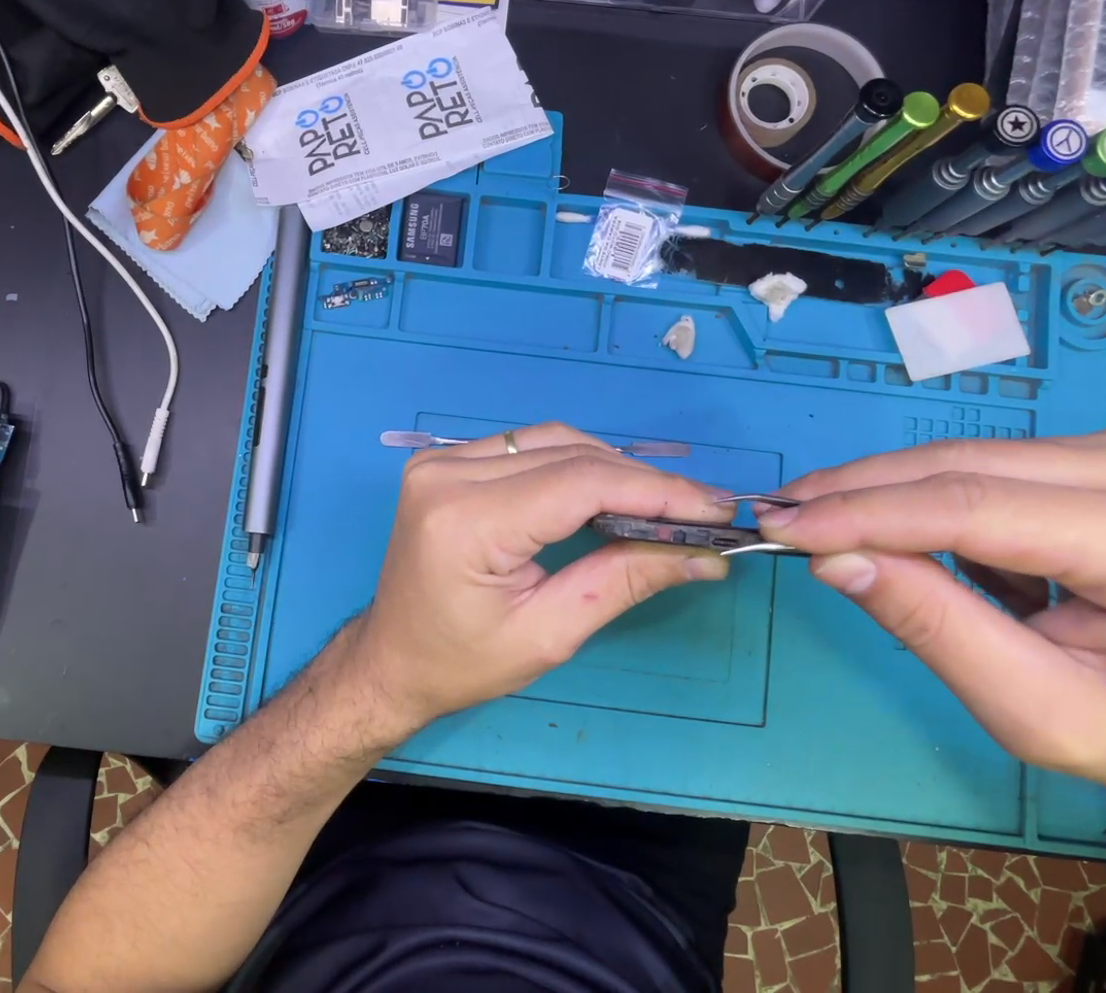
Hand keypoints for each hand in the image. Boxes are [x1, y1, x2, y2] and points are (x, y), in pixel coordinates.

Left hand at [336, 422, 736, 728]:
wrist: (390, 658)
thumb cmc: (459, 663)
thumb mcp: (547, 633)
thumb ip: (621, 581)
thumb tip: (702, 554)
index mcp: (465, 520)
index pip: (579, 483)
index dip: (655, 492)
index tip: (715, 507)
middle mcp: (446, 473)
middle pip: (568, 454)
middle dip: (641, 482)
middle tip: (701, 511)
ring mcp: (440, 462)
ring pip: (551, 441)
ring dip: (610, 468)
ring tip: (661, 506)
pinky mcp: (443, 463)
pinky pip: (526, 448)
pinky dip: (573, 466)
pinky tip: (607, 494)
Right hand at [760, 422, 1105, 816]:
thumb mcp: (1037, 712)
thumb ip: (934, 629)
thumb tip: (833, 559)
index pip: (984, 507)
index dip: (867, 512)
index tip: (781, 524)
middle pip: (977, 466)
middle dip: (862, 491)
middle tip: (779, 512)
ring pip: (982, 455)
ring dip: (890, 488)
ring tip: (822, 518)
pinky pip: (1005, 459)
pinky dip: (936, 490)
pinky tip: (903, 521)